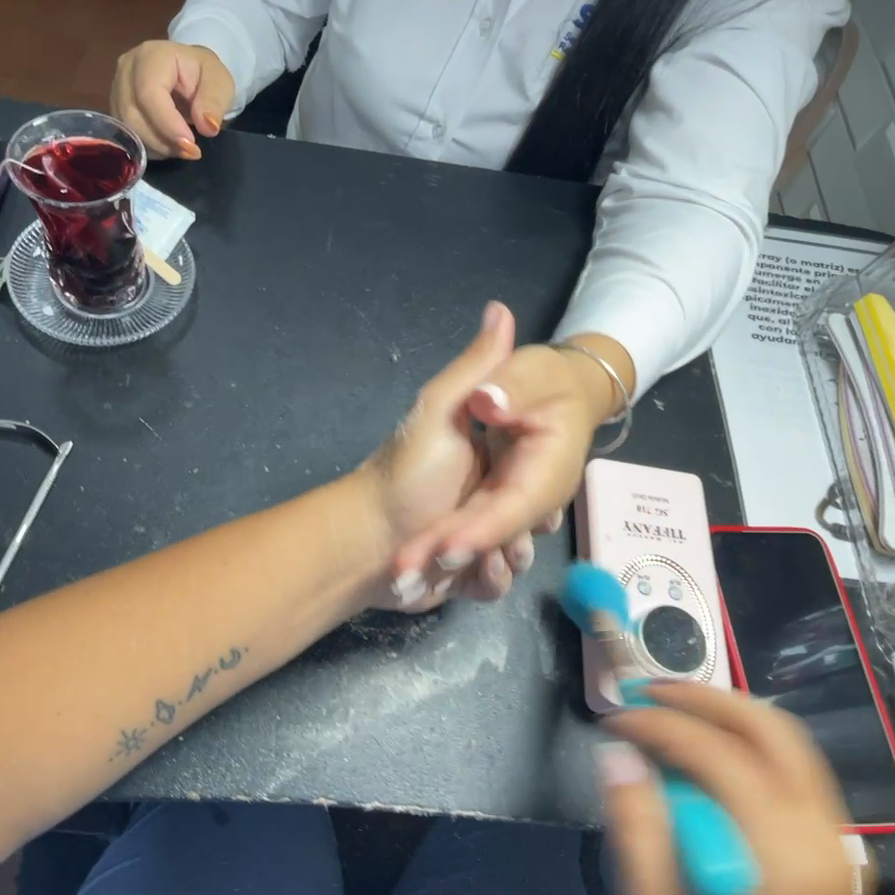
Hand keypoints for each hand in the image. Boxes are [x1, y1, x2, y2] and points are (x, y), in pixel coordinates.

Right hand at [110, 40, 234, 160]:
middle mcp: (127, 69)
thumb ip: (214, 101)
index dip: (167, 124)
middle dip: (163, 141)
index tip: (191, 145)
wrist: (187, 74)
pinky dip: (149, 148)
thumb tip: (207, 126)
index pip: (149, 93)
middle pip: (133, 114)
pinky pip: (127, 136)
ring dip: (156, 147)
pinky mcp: (116, 109)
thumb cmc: (203, 75)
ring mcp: (117, 90)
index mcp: (152, 56)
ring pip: (128, 129)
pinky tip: (167, 147)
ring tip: (181, 149)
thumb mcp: (220, 82)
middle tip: (190, 152)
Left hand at [390, 333, 624, 591]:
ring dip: (493, 566)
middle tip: (465, 541)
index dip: (527, 499)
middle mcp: (492, 497)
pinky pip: (495, 585)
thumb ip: (477, 370)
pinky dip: (480, 585)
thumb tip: (499, 308)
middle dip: (505, 539)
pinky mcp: (466, 575)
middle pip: (529, 524)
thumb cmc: (404, 475)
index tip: (512, 511)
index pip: (536, 479)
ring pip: (517, 558)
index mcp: (496, 459)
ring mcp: (479, 538)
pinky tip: (453, 582)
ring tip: (452, 563)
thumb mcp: (441, 413)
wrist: (358, 540)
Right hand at [598, 684, 862, 894]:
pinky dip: (744, 740)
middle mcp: (824, 840)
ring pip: (788, 740)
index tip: (614, 720)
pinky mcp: (832, 846)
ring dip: (724, 713)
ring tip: (666, 711)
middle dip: (700, 697)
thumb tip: (616, 756)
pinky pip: (792, 766)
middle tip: (643, 695)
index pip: (722, 757)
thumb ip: (638, 837)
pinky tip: (701, 748)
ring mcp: (837, 841)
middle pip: (771, 730)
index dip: (660, 724)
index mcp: (785, 864)